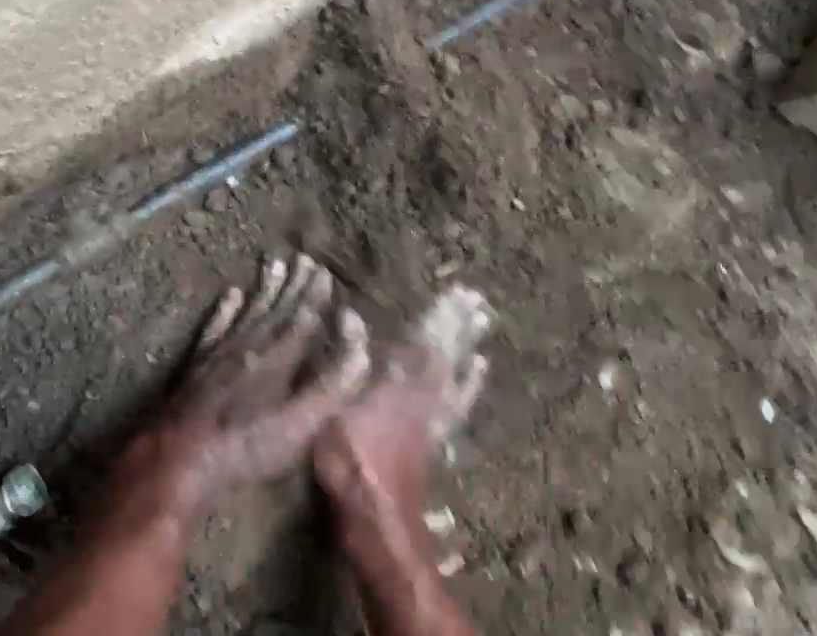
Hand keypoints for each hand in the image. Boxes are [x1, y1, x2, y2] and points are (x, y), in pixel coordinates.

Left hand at [127, 255, 371, 516]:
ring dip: (264, 289)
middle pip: (277, 310)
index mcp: (279, 361)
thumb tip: (360, 346)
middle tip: (304, 259)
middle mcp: (251, 347)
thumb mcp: (300, 424)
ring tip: (273, 263)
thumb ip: (332, 386)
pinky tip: (231, 293)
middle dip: (294, 286)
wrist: (180, 454)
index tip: (324, 272)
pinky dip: (225, 308)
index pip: (302, 321)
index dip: (315, 298)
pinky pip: (215, 325)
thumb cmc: (246, 446)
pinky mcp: (197, 363)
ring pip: (248, 311)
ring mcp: (221, 353)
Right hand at [313, 286, 491, 585]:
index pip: (424, 342)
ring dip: (468, 345)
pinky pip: (459, 404)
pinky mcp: (433, 439)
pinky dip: (470, 383)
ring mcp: (431, 420)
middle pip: (446, 354)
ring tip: (482, 320)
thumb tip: (351, 315)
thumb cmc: (349, 466)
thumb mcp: (335, 410)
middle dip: (458, 323)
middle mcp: (422, 398)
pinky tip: (478, 367)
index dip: (438, 316)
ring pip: (456, 374)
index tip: (455, 291)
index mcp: (397, 386)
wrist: (379, 525)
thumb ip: (347, 362)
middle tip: (476, 296)